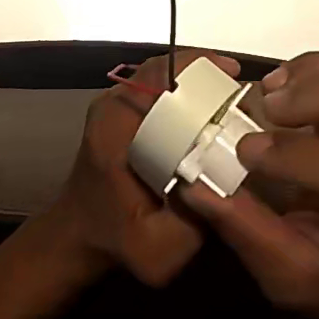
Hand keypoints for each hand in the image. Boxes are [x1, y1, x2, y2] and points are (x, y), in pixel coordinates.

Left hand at [41, 51, 238, 286]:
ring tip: (232, 97)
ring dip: (196, 81)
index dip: (197, 68)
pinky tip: (211, 111)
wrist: (77, 238)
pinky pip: (156, 91)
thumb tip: (227, 186)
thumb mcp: (157, 250)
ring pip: (159, 77)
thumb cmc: (115, 242)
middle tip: (241, 90)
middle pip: (161, 70)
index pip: (157, 76)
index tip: (232, 74)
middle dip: (204, 73)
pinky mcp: (119, 115)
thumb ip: (192, 224)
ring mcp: (113, 109)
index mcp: (116, 129)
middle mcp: (111, 108)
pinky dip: (184, 93)